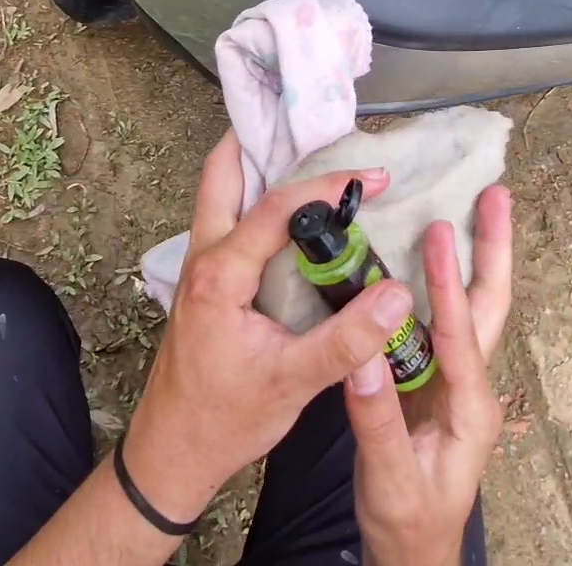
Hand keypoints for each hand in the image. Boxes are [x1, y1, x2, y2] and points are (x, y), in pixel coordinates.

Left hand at [124, 131, 415, 521]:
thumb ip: (347, 340)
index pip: (275, 207)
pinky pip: (228, 214)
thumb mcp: (293, 383)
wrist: (173, 451)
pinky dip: (255, 192)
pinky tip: (292, 204)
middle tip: (306, 120)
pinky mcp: (207, 277)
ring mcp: (199, 263)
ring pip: (220, 188)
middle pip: (221, 171)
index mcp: (219, 274)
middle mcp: (203, 255)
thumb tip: (398, 294)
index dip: (327, 186)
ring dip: (256, 160)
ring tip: (306, 145)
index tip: (373, 179)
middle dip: (259, 136)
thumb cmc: (225, 419)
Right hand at [345, 185, 513, 565]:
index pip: (459, 336)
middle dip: (495, 248)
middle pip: (489, 303)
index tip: (438, 234)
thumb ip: (376, 418)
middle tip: (497, 195)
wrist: (415, 549)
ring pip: (474, 304)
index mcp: (468, 409)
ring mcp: (456, 378)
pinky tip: (433, 251)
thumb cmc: (409, 520)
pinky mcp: (436, 376)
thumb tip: (359, 353)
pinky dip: (447, 275)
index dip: (447, 284)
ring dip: (479, 253)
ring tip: (479, 206)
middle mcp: (471, 384)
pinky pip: (445, 315)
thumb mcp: (391, 478)